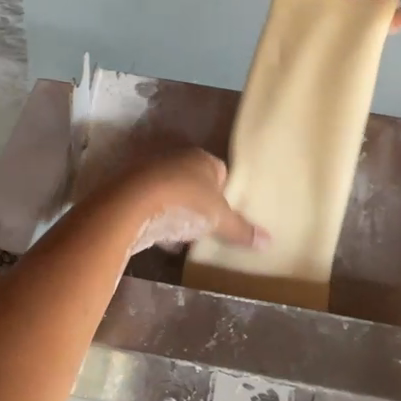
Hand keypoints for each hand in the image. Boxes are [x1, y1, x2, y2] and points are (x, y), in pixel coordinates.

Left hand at [86, 147, 266, 252]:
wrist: (132, 203)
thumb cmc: (186, 202)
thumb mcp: (219, 220)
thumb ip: (241, 229)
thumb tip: (269, 241)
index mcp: (202, 159)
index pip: (220, 172)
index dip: (224, 194)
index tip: (225, 215)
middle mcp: (176, 159)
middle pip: (194, 183)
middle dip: (200, 205)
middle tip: (206, 228)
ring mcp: (151, 172)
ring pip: (172, 194)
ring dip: (177, 214)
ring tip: (183, 237)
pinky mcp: (131, 188)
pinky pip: (151, 205)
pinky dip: (157, 219)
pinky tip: (161, 239)